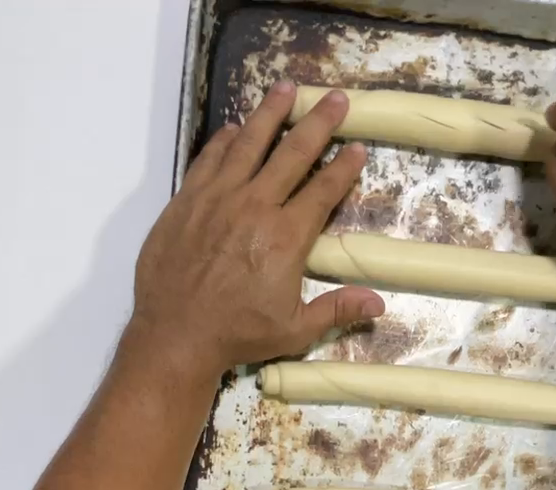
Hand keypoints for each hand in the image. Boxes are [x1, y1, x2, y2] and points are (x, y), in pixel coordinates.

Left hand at [127, 80, 384, 383]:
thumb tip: (379, 302)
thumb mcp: (295, 331)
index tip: (358, 148)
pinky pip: (210, 158)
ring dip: (270, 113)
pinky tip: (235, 128)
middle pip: (292, 153)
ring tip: (286, 88)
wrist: (176, 333)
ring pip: (249, 143)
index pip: (323, 191)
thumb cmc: (238, 335)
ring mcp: (218, 198)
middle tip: (334, 98)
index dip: (343, 169)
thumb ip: (337, 310)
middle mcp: (255, 206)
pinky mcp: (188, 200)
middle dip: (318, 123)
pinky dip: (225, 140)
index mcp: (286, 237)